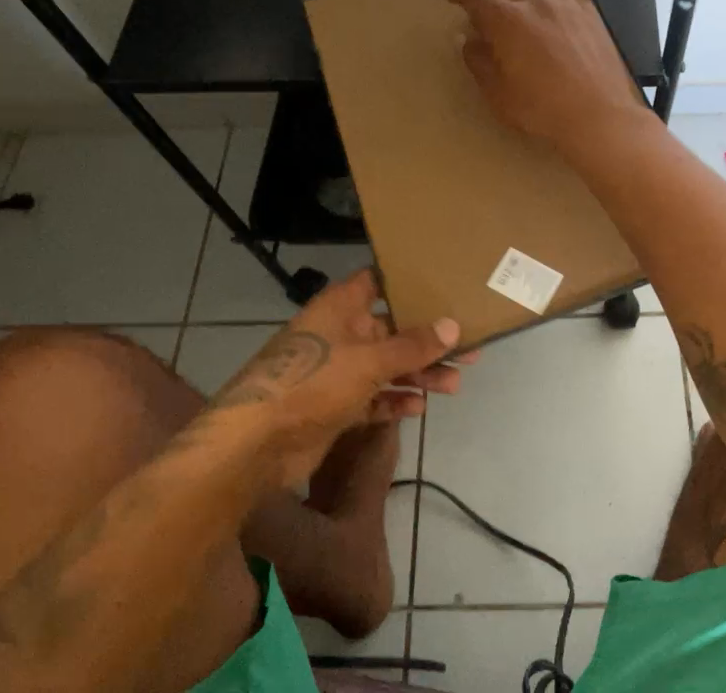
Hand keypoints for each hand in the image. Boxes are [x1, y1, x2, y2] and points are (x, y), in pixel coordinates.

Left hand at [214, 270, 469, 486]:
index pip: (378, 282)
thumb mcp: (369, 360)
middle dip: (427, 341)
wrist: (257, 442)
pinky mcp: (335, 406)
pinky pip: (373, 398)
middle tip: (469, 348)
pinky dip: (395, 402)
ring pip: (386, 367)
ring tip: (454, 384)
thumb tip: (453, 326)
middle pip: (391, 330)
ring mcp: (336, 372)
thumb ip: (412, 346)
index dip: (408, 282)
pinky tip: (419, 407)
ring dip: (418, 375)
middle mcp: (340, 334)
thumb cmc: (312, 382)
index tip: (445, 285)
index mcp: (341, 308)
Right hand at [434, 0, 650, 150]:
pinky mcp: (592, 16)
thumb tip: (468, 39)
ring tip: (522, 3)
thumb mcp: (498, 94)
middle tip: (487, 5)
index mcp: (507, 20)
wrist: (598, 116)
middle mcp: (537, 3)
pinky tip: (555, 20)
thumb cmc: (541, 109)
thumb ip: (478, 62)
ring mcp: (568, 6)